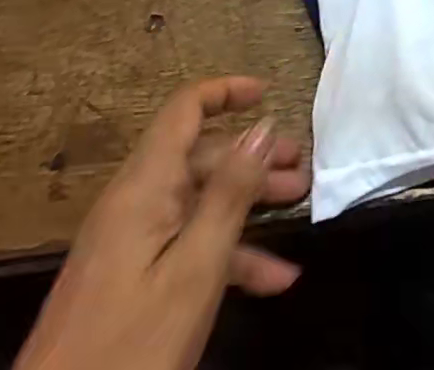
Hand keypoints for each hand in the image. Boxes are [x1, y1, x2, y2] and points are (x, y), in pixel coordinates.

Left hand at [15, 78, 311, 369]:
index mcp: (144, 189)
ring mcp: (131, 242)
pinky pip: (187, 245)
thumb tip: (262, 127)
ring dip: (250, 202)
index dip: (225, 92)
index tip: (269, 93)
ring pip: (200, 201)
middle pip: (200, 157)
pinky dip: (230, 253)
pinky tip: (271, 280)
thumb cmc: (133, 342)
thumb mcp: (196, 266)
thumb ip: (230, 192)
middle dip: (254, 157)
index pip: (183, 112)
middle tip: (302, 167)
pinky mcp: (132, 277)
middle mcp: (135, 204)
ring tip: (298, 206)